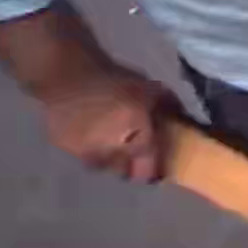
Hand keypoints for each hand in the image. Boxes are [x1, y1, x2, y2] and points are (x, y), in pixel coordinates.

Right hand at [0, 3, 171, 181]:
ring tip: (112, 140)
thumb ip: (168, 106)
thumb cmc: (114, 81)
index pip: (148, 171)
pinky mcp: (65, 149)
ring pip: (104, 166)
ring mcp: (86, 154)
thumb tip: (182, 118)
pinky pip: (83, 155)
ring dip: (111, 158)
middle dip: (132, 165)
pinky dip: (90, 148)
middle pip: (125, 172)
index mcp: (135, 141)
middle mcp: (112, 155)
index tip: (158, 168)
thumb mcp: (149, 89)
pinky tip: (92, 130)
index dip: (154, 172)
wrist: (68, 75)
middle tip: (134, 149)